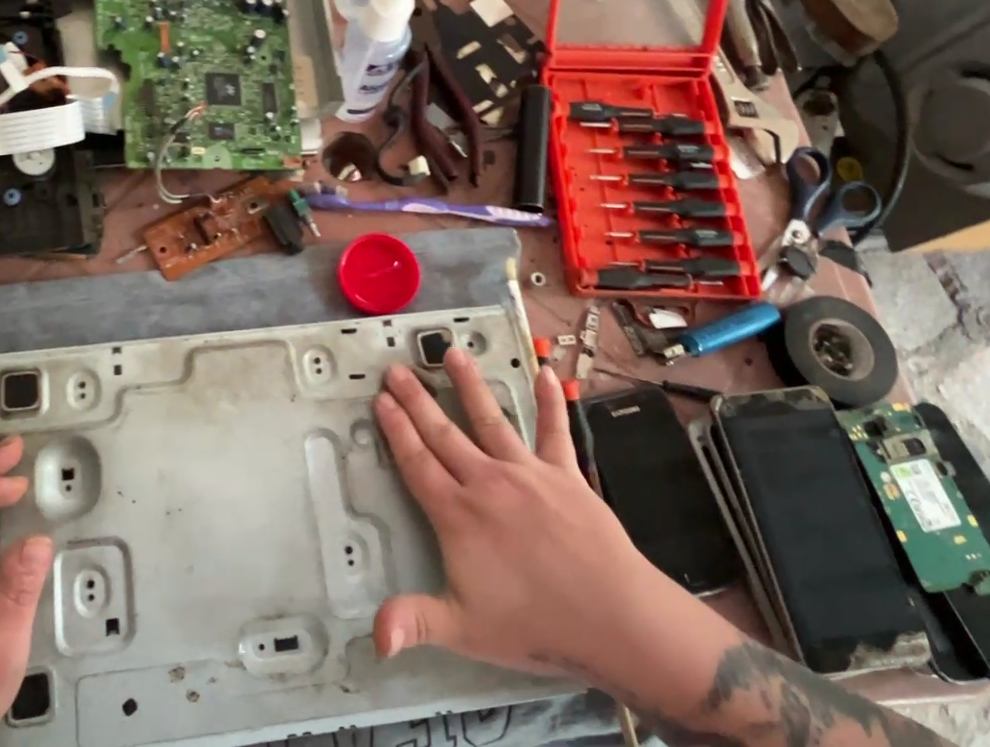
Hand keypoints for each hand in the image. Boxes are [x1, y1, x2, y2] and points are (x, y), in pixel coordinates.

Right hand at [371, 348, 680, 680]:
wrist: (616, 620)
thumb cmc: (536, 626)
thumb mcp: (464, 630)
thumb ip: (414, 622)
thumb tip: (373, 636)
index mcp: (458, 515)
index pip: (417, 463)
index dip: (396, 430)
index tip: (381, 400)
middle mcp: (488, 483)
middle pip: (444, 433)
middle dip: (417, 400)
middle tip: (399, 369)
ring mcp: (528, 474)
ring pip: (490, 420)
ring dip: (470, 385)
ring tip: (453, 353)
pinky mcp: (566, 475)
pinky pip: (555, 432)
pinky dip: (551, 402)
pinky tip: (546, 374)